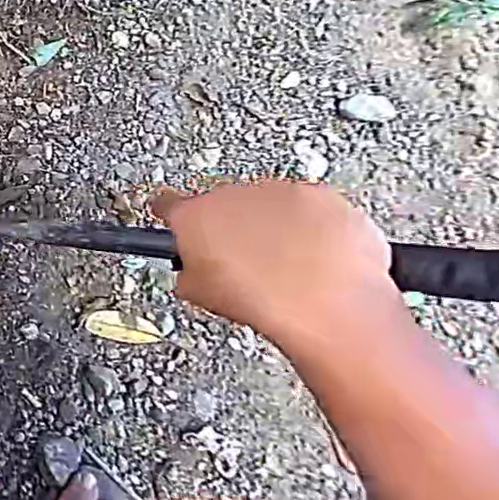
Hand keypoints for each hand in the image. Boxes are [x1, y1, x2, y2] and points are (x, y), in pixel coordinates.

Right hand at [151, 181, 405, 353]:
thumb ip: (186, 268)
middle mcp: (228, 195)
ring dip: (271, 222)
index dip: (169, 212)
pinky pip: (307, 204)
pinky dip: (311, 222)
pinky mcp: (318, 196)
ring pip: (265, 202)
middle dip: (232, 224)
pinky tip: (316, 253)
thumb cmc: (263, 302)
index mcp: (192, 215)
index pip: (167, 203)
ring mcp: (274, 192)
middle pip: (222, 203)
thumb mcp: (199, 294)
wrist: (331, 307)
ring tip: (289, 261)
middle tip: (247, 258)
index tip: (174, 216)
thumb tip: (192, 268)